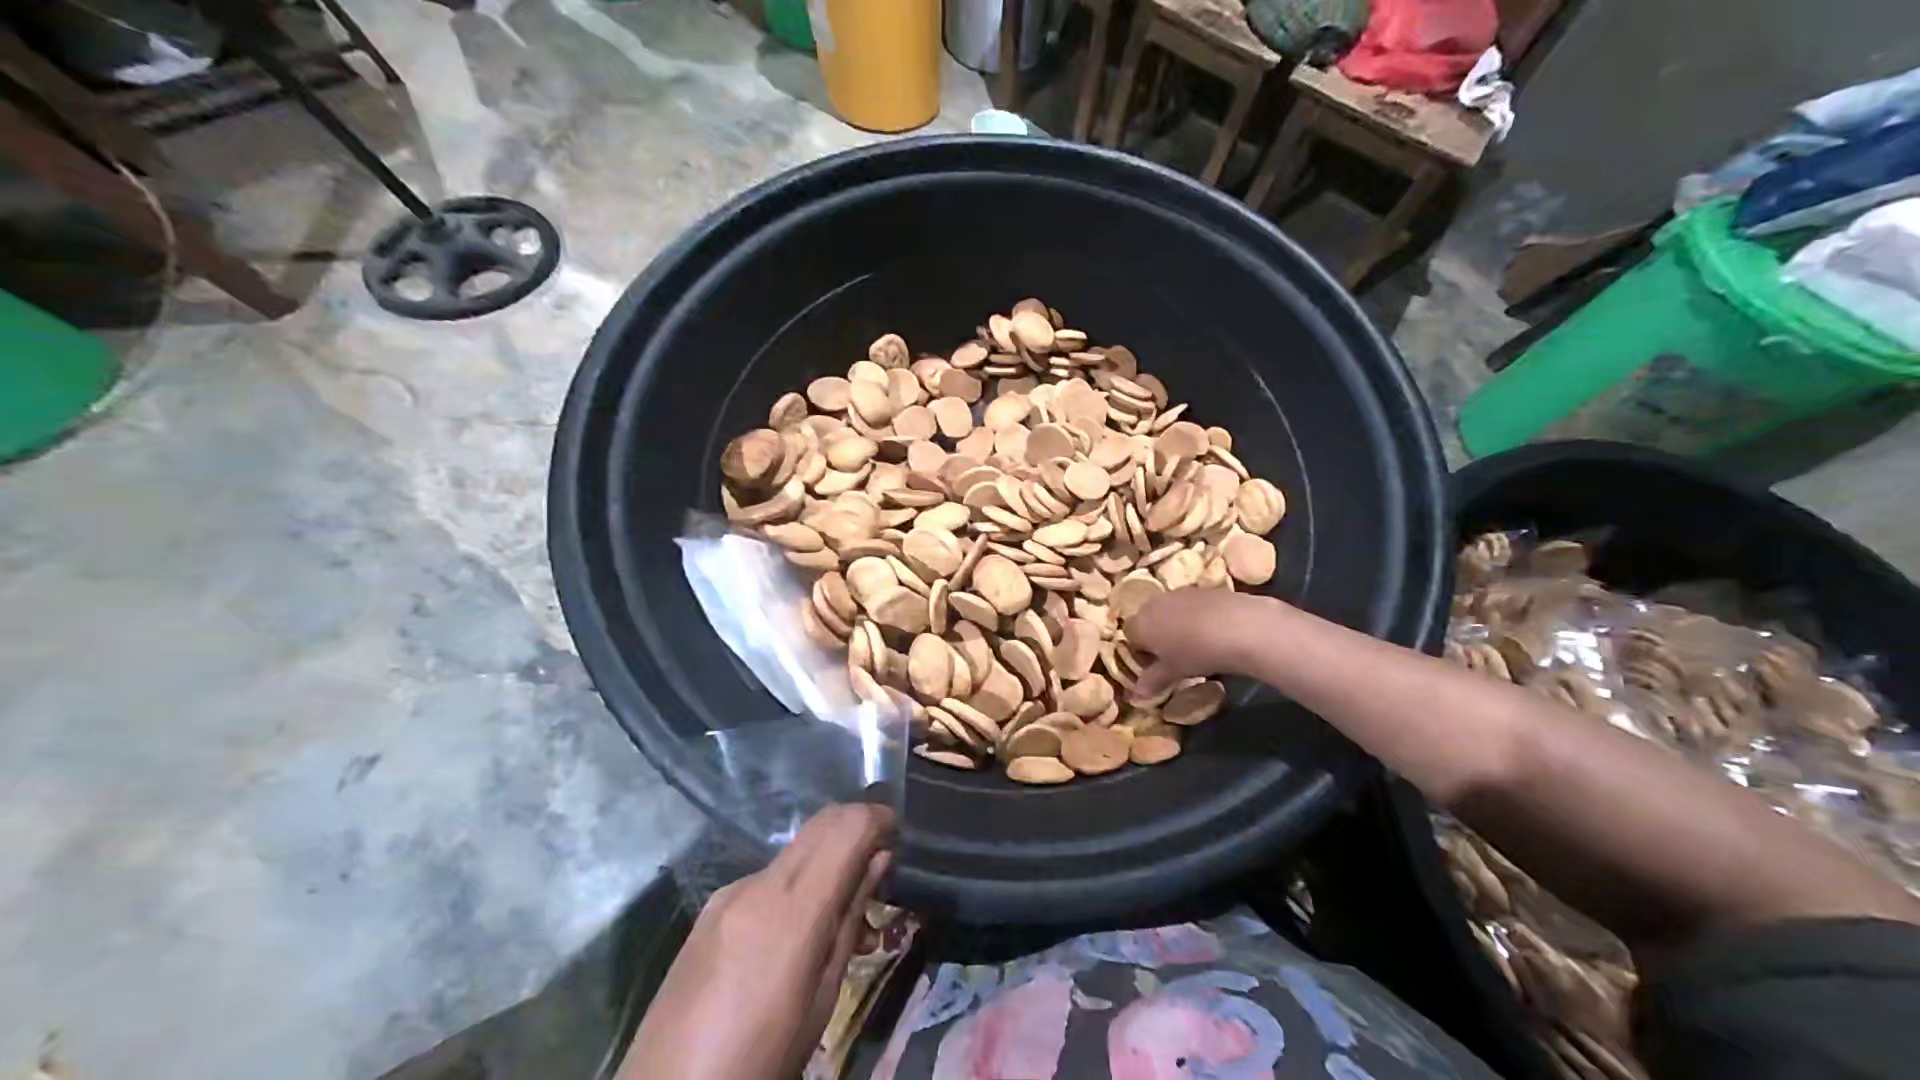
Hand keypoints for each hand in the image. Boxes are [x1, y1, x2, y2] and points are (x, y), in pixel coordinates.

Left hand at [620, 803, 894, 1079]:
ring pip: (796, 851)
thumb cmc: (761, 1058)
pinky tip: (801, 934)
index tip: (899, 836)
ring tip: (848, 919)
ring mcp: (728, 892)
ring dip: (829, 861)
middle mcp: (758, 884)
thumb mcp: (821, 997)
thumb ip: (850, 920)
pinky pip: (768, 878)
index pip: (846, 827)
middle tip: (882, 867)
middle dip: (857, 829)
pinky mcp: (710, 909)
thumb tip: (878, 862)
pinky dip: (798, 885)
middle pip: (821, 824)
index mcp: (791, 910)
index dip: (878, 819)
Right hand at [1126, 588, 1272, 698]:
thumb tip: (1136, 695)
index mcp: (1140, 624)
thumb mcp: (1173, 672)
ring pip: (1169, 610)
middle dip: (1155, 635)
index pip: (1129, 637)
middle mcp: (1154, 603)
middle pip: (1147, 619)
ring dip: (1175, 624)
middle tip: (1173, 655)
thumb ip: (1152, 681)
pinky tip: (1212, 631)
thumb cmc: (1196, 653)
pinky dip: (1195, 616)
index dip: (1140, 652)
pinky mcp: (1202, 589)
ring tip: (1195, 643)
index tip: (1155, 666)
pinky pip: (1190, 605)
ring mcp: (1178, 593)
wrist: (1240, 627)